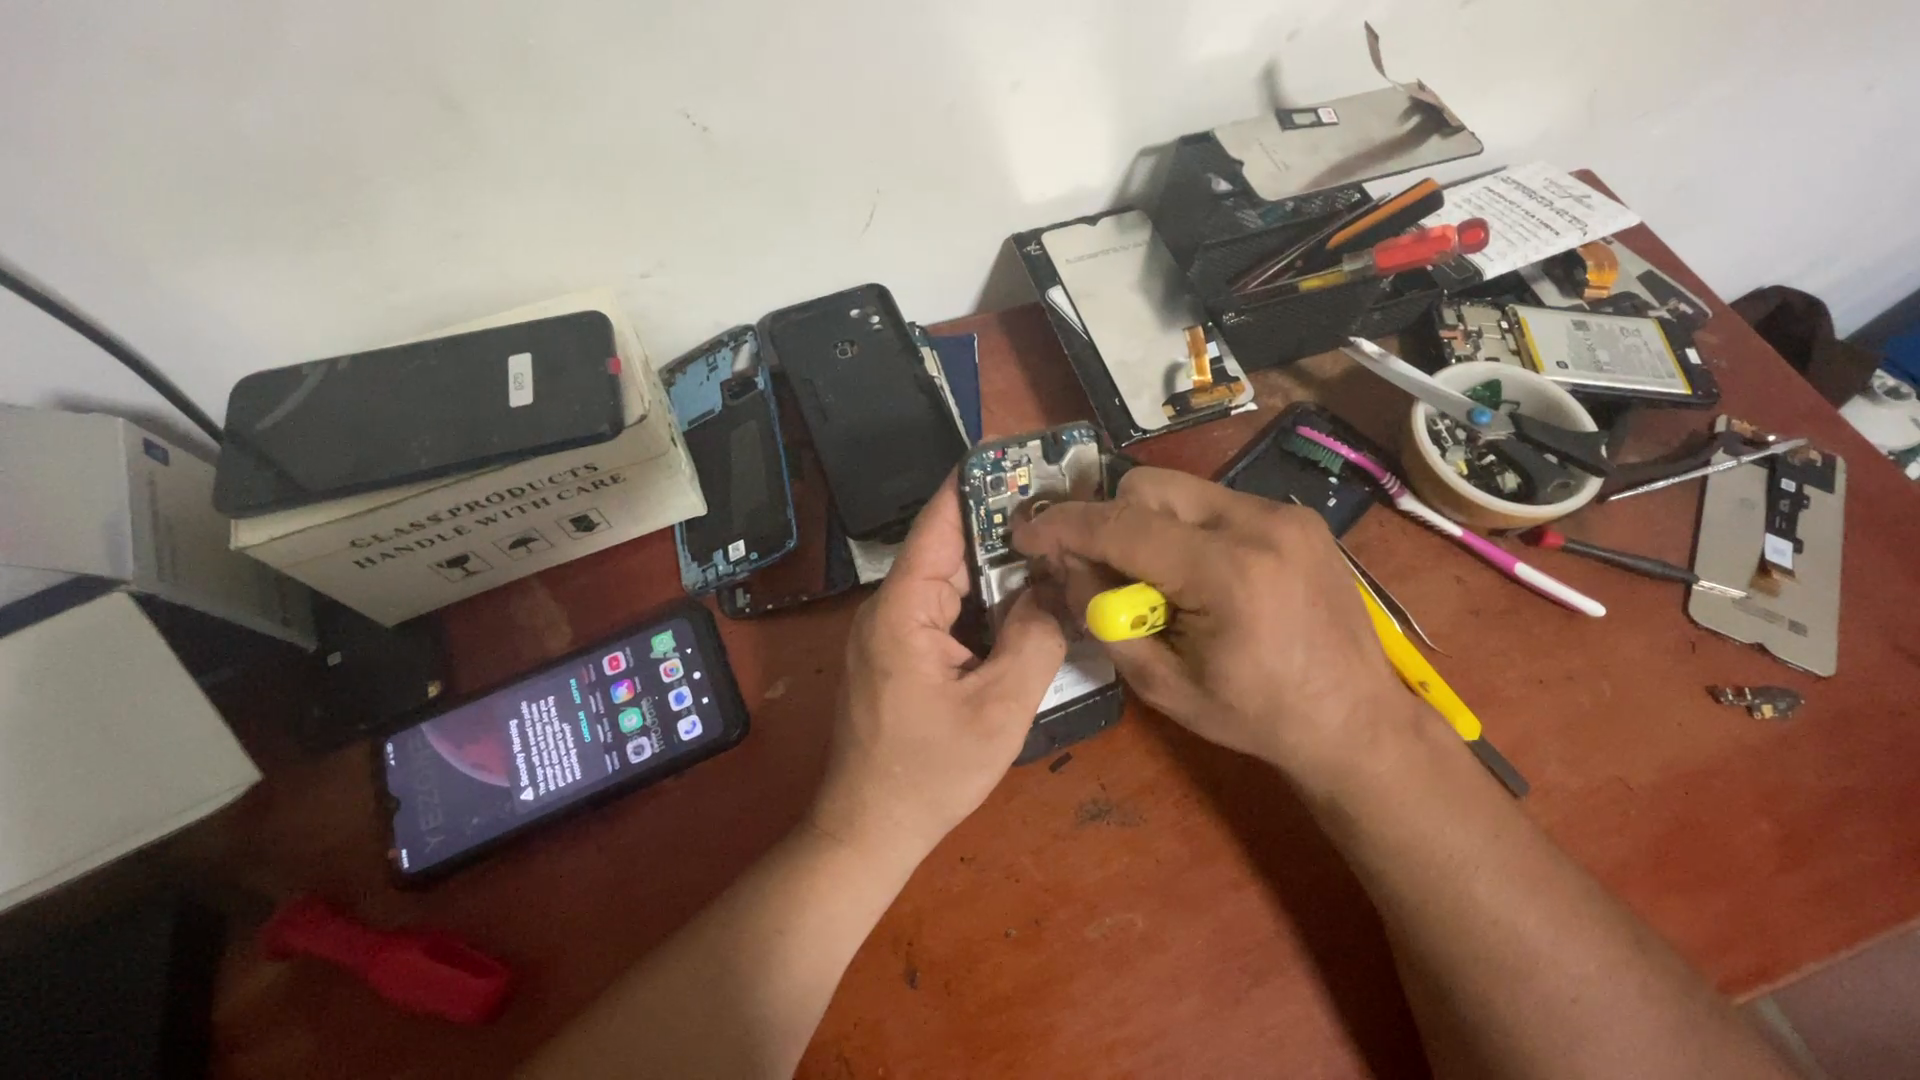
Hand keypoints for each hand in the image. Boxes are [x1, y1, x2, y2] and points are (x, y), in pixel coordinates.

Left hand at [809, 477, 1068, 861]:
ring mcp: (890, 633)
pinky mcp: (897, 655)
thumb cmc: (931, 772)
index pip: (939, 524)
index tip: (1022, 454)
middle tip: (1062, 506)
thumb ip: (1036, 639)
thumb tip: (1060, 585)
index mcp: (902, 609)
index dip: (977, 484)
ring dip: (997, 569)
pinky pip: (945, 613)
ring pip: (950, 583)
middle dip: (1003, 528)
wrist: (868, 830)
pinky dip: (983, 604)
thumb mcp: (999, 707)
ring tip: (1055, 546)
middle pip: (949, 550)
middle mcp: (889, 609)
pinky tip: (1025, 602)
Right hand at [1013, 466, 1409, 779]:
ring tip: (1152, 578)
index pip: (1122, 525)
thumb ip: (1105, 618)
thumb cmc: (1255, 716)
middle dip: (1108, 519)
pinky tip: (1195, 575)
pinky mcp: (1297, 517)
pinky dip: (1185, 528)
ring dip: (1147, 523)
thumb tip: (1069, 565)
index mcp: (1227, 574)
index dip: (1063, 525)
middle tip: (1095, 566)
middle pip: (1148, 486)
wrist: (1355, 719)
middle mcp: (1259, 524)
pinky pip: (1215, 503)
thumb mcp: (1163, 685)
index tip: (1025, 532)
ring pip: (1181, 489)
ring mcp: (1285, 514)